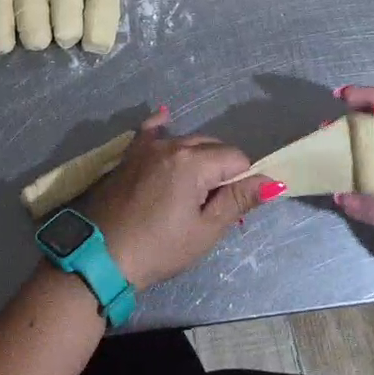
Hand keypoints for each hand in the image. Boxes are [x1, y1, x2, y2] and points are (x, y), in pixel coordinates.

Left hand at [81, 107, 278, 288]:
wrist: (101, 256)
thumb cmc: (159, 248)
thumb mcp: (204, 230)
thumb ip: (237, 200)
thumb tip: (272, 181)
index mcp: (194, 162)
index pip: (236, 158)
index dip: (243, 181)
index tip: (234, 206)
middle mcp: (173, 144)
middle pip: (212, 147)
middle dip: (222, 170)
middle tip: (215, 206)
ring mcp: (148, 146)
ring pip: (186, 141)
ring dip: (198, 158)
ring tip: (193, 191)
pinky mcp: (130, 154)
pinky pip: (150, 131)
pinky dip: (161, 126)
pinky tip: (166, 118)